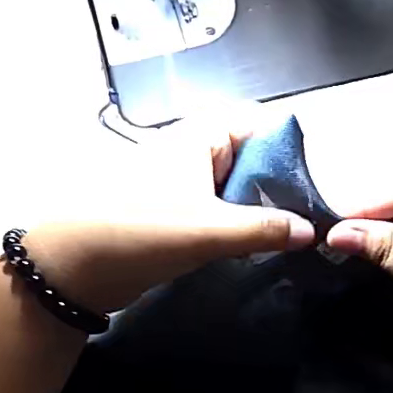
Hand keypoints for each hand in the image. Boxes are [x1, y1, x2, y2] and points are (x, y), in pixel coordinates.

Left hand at [19, 125, 315, 312]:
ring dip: (262, 210)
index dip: (290, 146)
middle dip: (281, 183)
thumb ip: (264, 229)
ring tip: (294, 235)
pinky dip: (240, 226)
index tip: (318, 180)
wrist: (74, 268)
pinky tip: (260, 247)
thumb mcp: (209, 230)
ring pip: (238, 188)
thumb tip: (310, 231)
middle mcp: (194, 153)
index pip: (259, 124)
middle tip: (311, 215)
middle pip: (253, 157)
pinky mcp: (178, 214)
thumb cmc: (139, 232)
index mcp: (200, 137)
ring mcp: (185, 184)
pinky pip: (221, 212)